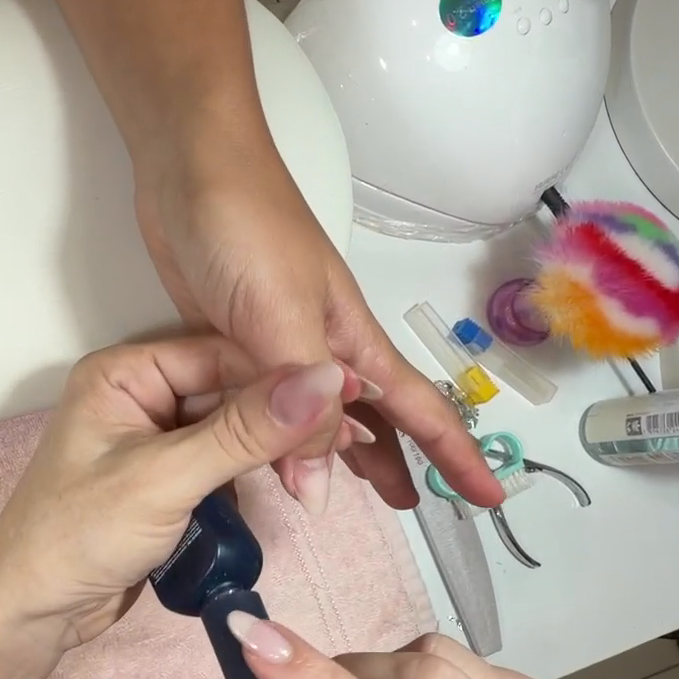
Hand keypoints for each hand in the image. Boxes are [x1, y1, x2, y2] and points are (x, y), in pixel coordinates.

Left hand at [0, 338, 352, 678]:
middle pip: (229, 388)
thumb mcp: (165, 478)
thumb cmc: (77, 537)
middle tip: (340, 446)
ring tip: (313, 472)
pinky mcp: (160, 477)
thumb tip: (323, 378)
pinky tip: (277, 487)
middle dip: (279, 419)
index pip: (221, 354)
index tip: (345, 400)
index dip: (282, 376)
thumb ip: (245, 429)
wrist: (33, 614)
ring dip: (266, 450)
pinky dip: (245, 476)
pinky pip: (217, 461)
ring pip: (229, 427)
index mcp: (125, 373)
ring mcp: (149, 438)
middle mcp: (138, 395)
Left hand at [135, 139, 502, 511]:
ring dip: (334, 454)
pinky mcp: (235, 342)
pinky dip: (275, 433)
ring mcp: (277, 344)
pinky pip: (266, 403)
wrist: (188, 169)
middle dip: (394, 461)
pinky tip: (265, 451)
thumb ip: (304, 399)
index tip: (490, 499)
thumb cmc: (248, 233)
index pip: (418, 406)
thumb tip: (321, 486)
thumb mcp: (283, 319)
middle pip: (370, 416)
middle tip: (405, 509)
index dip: (455, 453)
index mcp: (350, 339)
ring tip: (338, 496)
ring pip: (316, 414)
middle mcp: (321, 347)